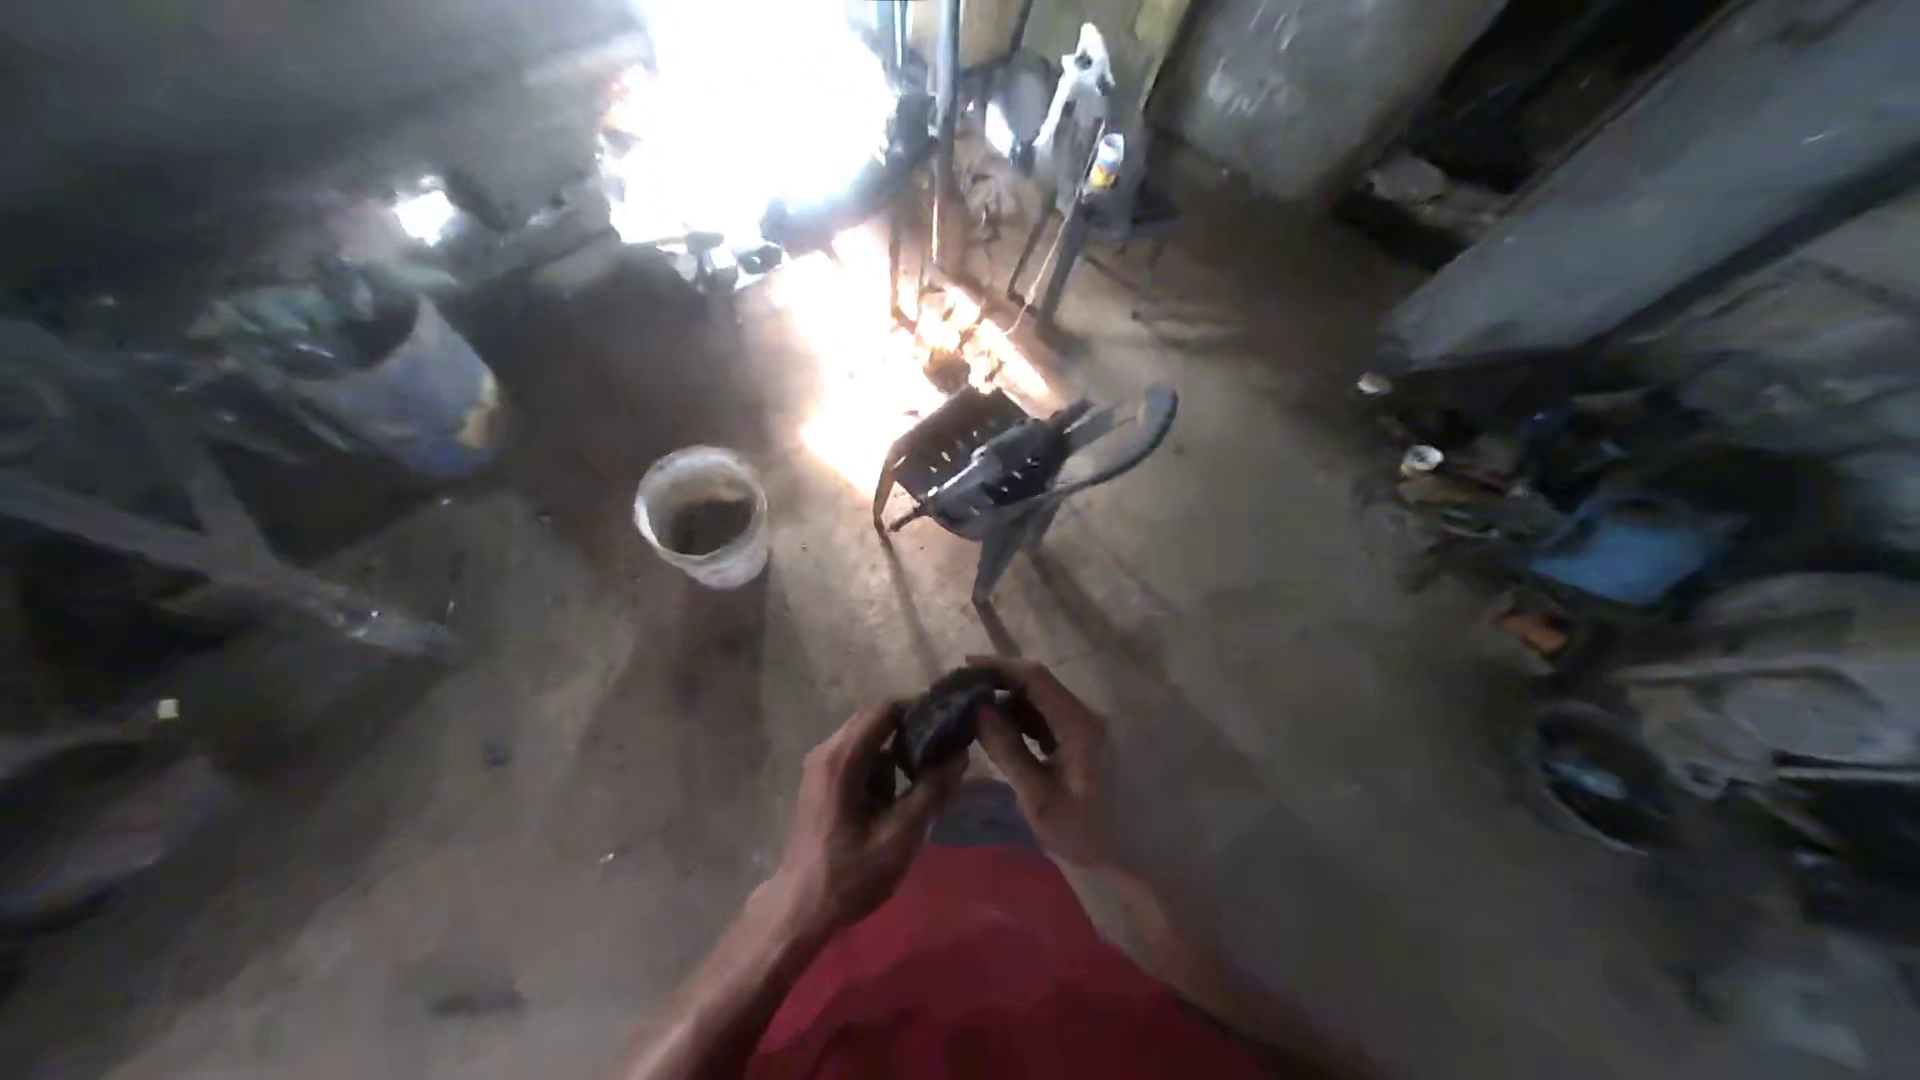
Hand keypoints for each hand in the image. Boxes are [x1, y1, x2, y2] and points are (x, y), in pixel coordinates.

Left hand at [769, 700, 961, 937]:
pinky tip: (902, 794)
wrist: (802, 908)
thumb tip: (961, 754)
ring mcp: (823, 764)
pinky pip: (862, 757)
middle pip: (877, 719)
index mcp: (842, 757)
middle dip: (913, 729)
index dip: (921, 710)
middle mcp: (828, 750)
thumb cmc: (851, 873)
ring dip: (900, 749)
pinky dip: (885, 766)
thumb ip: (933, 790)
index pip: (887, 708)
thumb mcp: (902, 835)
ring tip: (928, 775)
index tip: (951, 725)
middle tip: (946, 749)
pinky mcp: (824, 780)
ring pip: (871, 738)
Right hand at [967, 655, 1118, 869]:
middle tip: (962, 689)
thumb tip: (977, 709)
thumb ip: (1007, 751)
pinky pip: (1045, 714)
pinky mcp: (1080, 736)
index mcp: (1079, 726)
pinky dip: (1020, 716)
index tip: (965, 667)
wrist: (1129, 857)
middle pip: (1038, 682)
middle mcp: (1085, 715)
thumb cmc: (1085, 833)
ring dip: (1007, 699)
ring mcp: (1085, 724)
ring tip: (973, 709)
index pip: (1036, 678)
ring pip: (1039, 697)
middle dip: (999, 681)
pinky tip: (998, 729)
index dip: (999, 666)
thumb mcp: (1038, 798)